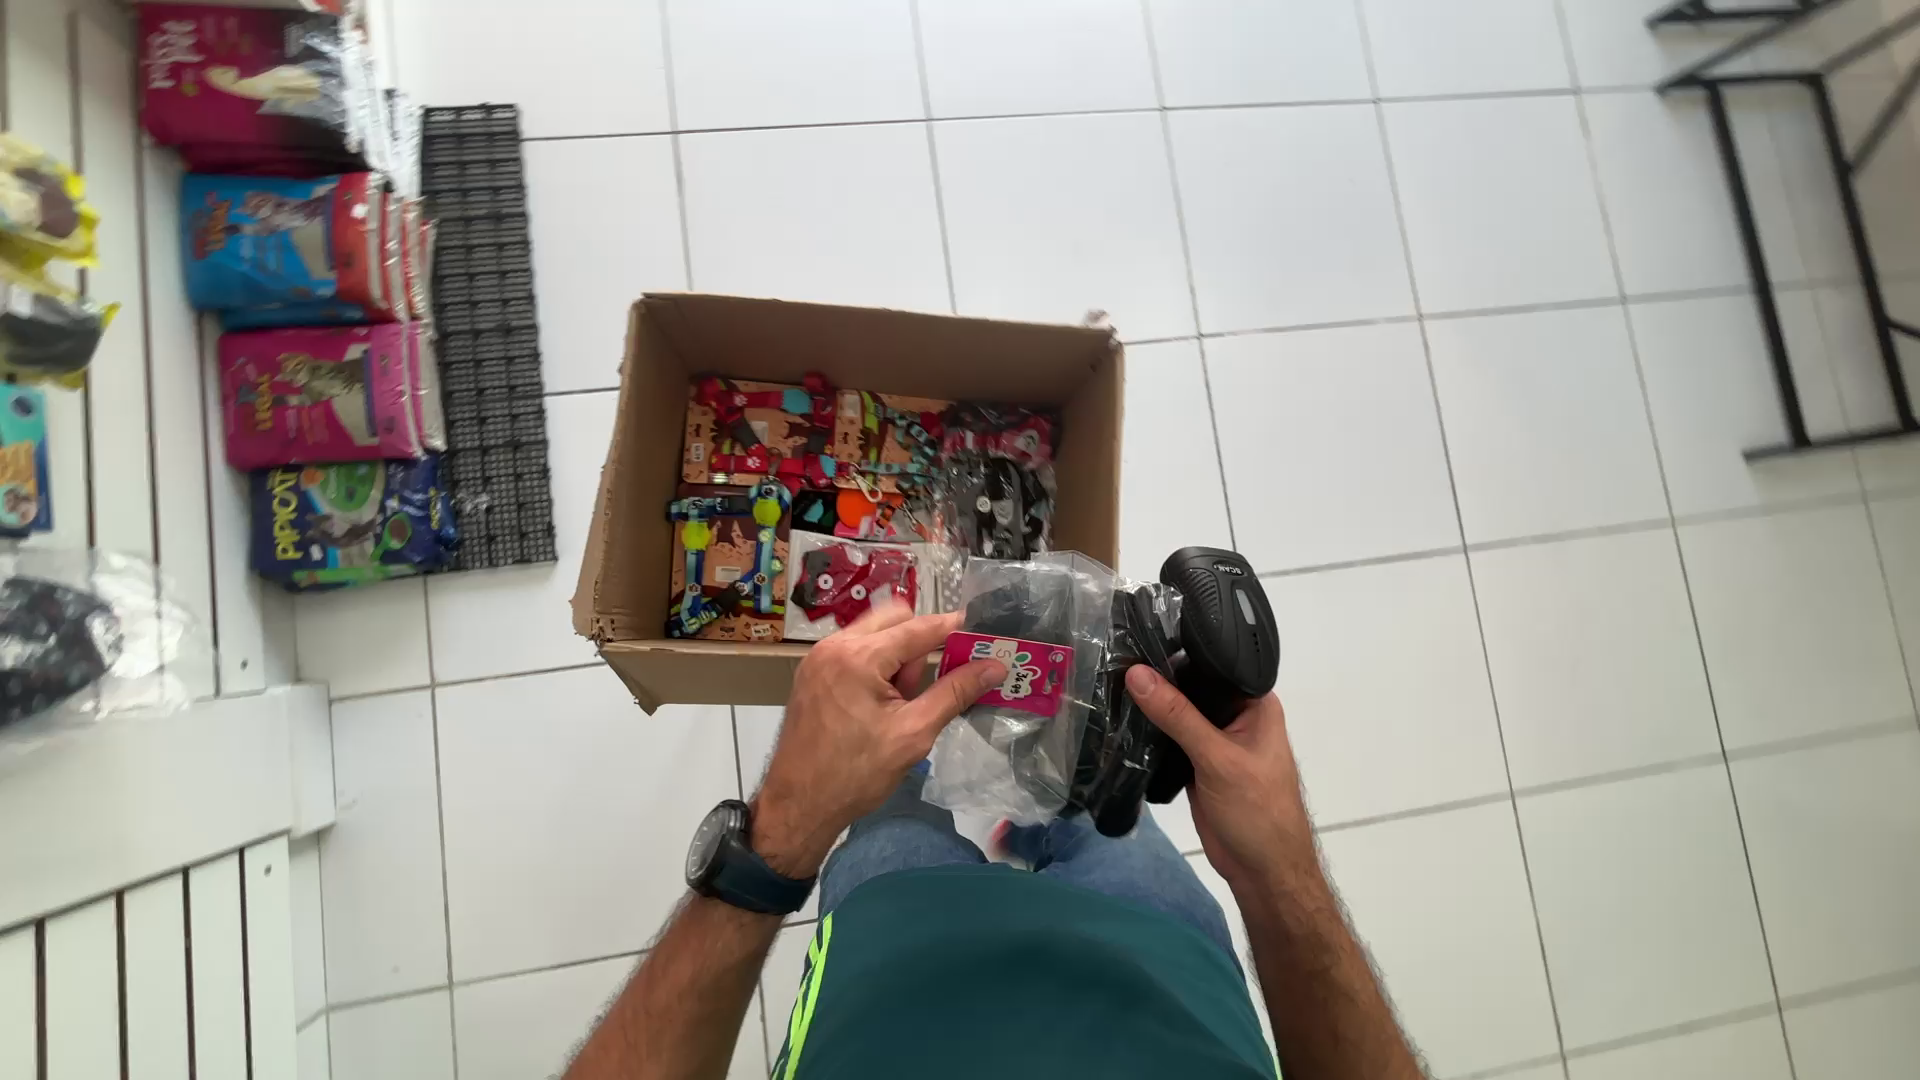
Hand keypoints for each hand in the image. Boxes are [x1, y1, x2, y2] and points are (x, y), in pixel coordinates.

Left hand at [753, 604, 1004, 878]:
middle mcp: (835, 645)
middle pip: (894, 620)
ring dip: (898, 657)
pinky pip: (856, 651)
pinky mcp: (813, 672)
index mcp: (858, 656)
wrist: (797, 807)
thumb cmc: (856, 774)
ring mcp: (819, 657)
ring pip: (875, 635)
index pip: (919, 628)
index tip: (983, 632)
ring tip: (900, 705)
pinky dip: (877, 666)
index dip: (954, 628)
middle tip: (930, 683)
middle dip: (921, 642)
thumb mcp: (913, 734)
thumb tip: (994, 666)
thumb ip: (954, 692)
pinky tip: (881, 705)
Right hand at [1125, 666, 1316, 897]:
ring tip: (1111, 677)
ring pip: (1177, 710)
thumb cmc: (1256, 811)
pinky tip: (1121, 714)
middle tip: (1115, 654)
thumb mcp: (1217, 758)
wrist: (1261, 873)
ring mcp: (1213, 738)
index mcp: (1254, 703)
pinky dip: (1149, 728)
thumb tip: (1136, 673)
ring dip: (1150, 702)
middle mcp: (1234, 714)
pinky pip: (1169, 735)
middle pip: (1191, 685)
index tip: (1139, 634)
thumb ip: (1176, 716)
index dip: (1179, 649)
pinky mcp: (1195, 760)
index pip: (1213, 662)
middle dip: (1158, 675)